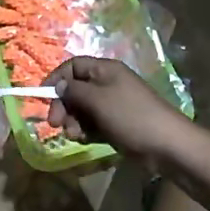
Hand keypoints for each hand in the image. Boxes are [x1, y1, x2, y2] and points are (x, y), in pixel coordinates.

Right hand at [45, 56, 194, 164]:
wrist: (166, 144)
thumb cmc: (130, 116)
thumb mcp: (97, 100)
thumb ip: (74, 91)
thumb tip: (59, 85)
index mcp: (106, 70)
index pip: (74, 65)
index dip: (57, 78)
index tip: (43, 96)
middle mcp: (108, 83)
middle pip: (75, 88)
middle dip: (63, 105)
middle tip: (56, 124)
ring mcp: (113, 104)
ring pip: (82, 108)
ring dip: (73, 121)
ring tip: (75, 135)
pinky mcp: (116, 123)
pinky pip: (93, 122)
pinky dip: (86, 130)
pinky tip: (85, 140)